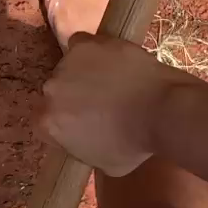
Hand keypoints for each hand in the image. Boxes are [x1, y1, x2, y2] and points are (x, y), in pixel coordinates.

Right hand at [39, 34, 194, 175]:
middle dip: (72, 98)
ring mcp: (67, 64)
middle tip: (99, 103)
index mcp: (49, 123)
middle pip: (55, 93)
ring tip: (111, 80)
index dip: (62, 124)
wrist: (163, 111)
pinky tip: (108, 59)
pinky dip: (91, 50)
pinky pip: (80, 44)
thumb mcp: (102, 163)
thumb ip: (81, 148)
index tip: (81, 125)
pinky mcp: (87, 44)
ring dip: (83, 74)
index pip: (44, 123)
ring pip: (68, 68)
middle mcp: (51, 91)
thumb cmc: (134, 145)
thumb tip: (83, 137)